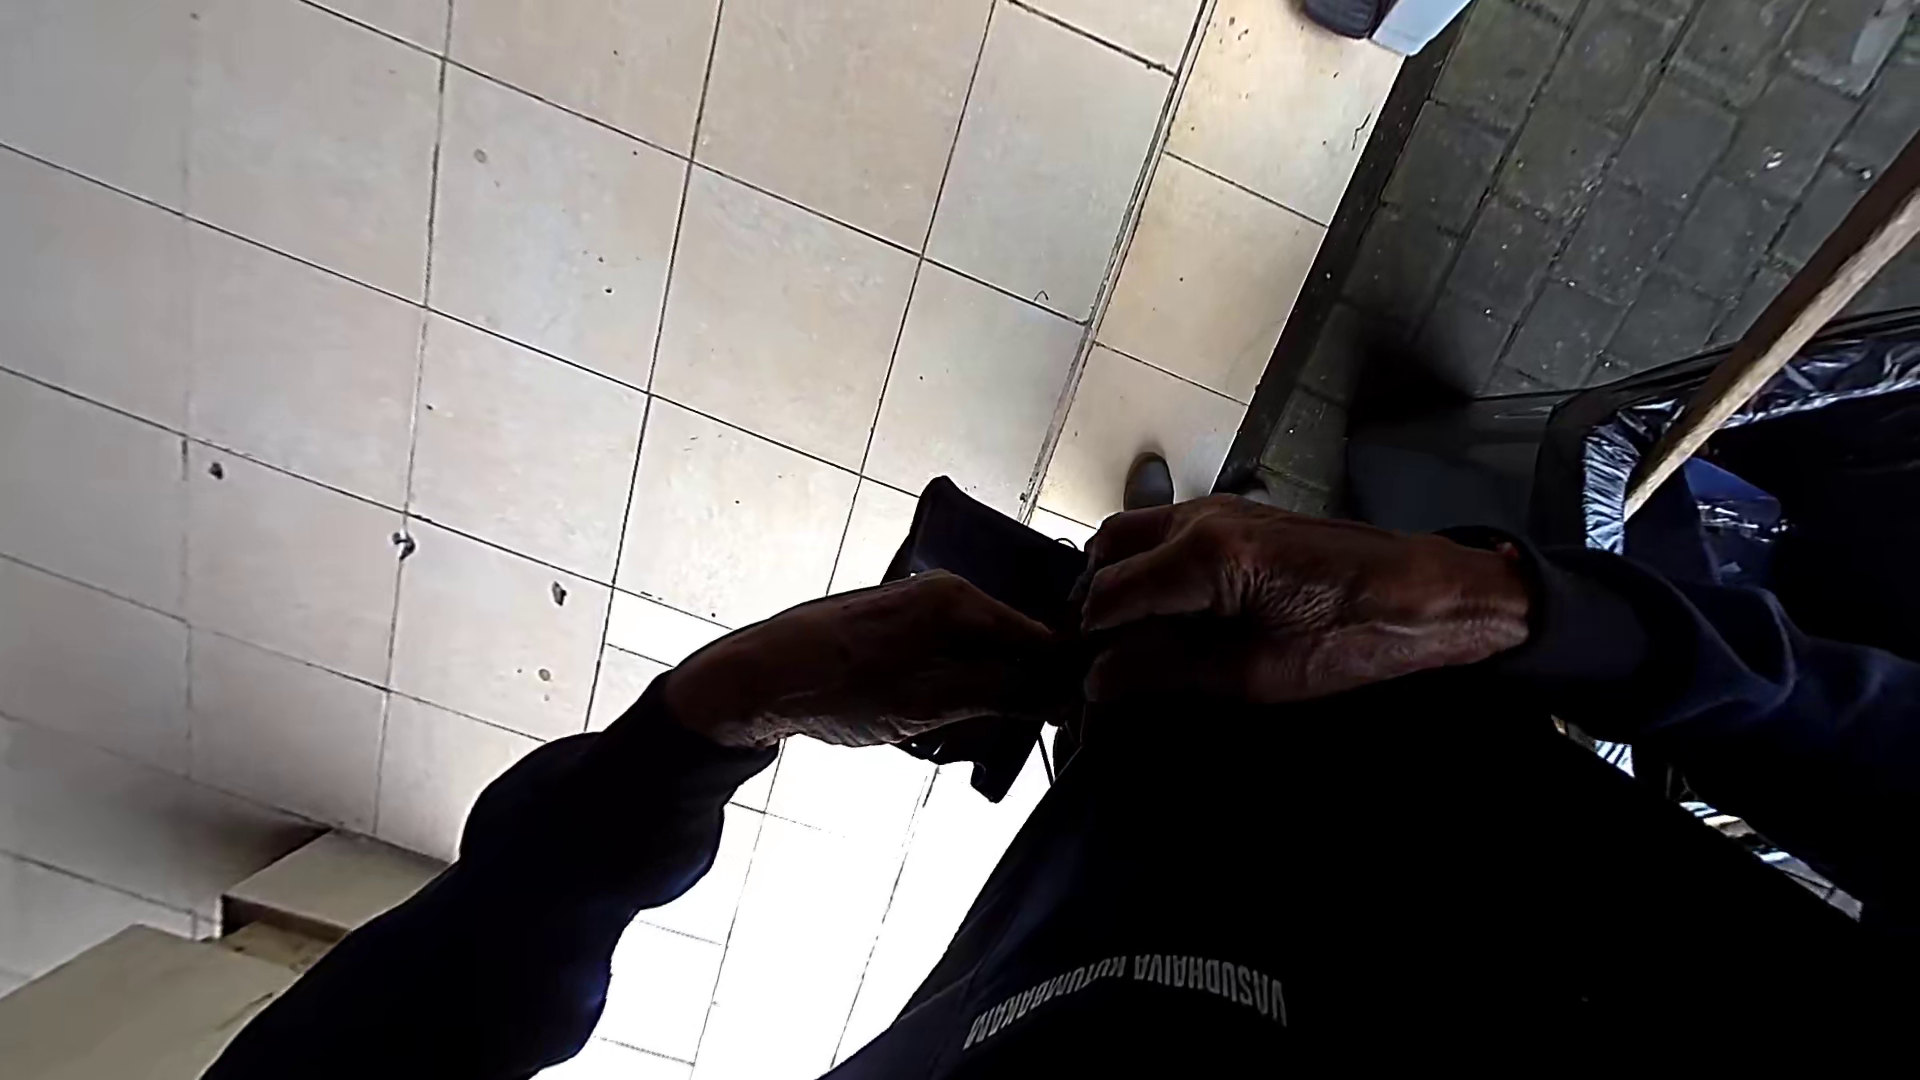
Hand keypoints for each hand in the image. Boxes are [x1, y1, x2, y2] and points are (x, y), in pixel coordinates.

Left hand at [665, 571, 1070, 748]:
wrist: (758, 678)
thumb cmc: (841, 688)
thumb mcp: (929, 702)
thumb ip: (1001, 693)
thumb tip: (1062, 695)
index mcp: (958, 599)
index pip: (1038, 634)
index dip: (1061, 679)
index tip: (1075, 719)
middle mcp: (944, 592)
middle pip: (1012, 640)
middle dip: (1026, 688)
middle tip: (1028, 732)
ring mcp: (920, 606)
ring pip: (981, 649)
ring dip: (991, 690)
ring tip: (984, 729)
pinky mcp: (902, 624)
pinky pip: (952, 651)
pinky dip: (962, 683)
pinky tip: (952, 713)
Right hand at [1079, 496, 1530, 702]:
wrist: (1429, 594)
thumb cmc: (1355, 638)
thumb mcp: (1255, 676)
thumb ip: (1166, 671)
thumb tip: (1099, 680)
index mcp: (1208, 558)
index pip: (1110, 593)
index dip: (1089, 637)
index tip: (1086, 673)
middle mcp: (1201, 518)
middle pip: (1106, 549)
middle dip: (1093, 600)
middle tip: (1103, 649)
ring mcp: (1215, 507)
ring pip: (1128, 531)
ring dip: (1116, 576)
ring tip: (1131, 627)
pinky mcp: (1230, 511)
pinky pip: (1159, 528)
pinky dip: (1144, 562)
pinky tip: (1165, 601)